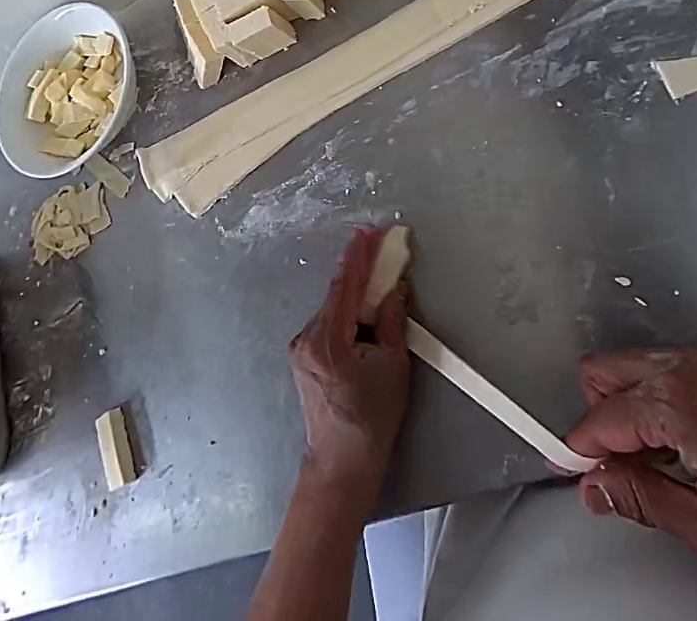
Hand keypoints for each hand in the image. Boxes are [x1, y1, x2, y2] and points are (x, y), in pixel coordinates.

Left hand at [288, 227, 410, 490]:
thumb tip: (395, 289)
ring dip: (354, 294)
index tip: (366, 233)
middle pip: (337, 295)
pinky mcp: (303, 356)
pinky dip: (346, 312)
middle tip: (379, 248)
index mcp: (328, 340)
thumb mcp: (393, 365)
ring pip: (333, 309)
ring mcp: (301, 347)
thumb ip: (391, 320)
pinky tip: (363, 311)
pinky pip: (328, 323)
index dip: (357, 257)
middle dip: (360, 272)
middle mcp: (307, 338)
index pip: (344, 286)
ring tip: (378, 282)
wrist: (342, 462)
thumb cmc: (372, 418)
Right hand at [563, 350, 696, 605]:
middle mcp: (686, 371)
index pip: (596, 418)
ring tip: (657, 468)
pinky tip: (687, 451)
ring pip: (632, 368)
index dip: (579, 451)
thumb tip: (598, 488)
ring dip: (626, 410)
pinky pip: (667, 372)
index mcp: (673, 404)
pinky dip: (657, 403)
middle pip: (601, 372)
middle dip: (596, 418)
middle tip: (616, 470)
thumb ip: (641, 499)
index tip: (575, 473)